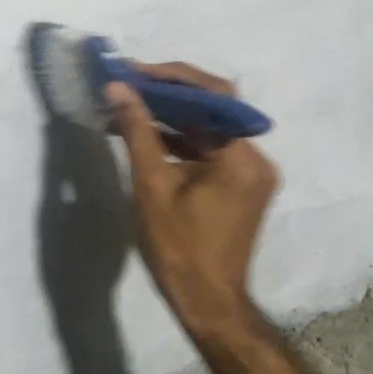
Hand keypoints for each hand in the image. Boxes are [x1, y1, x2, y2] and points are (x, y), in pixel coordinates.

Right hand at [107, 62, 278, 338]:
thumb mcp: (152, 185)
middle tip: (126, 82)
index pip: (214, 95)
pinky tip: (140, 133)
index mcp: (242, 157)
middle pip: (213, 107)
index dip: (173, 76)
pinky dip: (176, 137)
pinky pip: (206, 147)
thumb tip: (117, 87)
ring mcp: (248, 173)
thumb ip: (137, 130)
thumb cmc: (179, 246)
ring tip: (125, 104)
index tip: (134, 71)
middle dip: (168, 91)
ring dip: (169, 114)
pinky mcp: (237, 186)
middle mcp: (255, 159)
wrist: (207, 302)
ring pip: (207, 127)